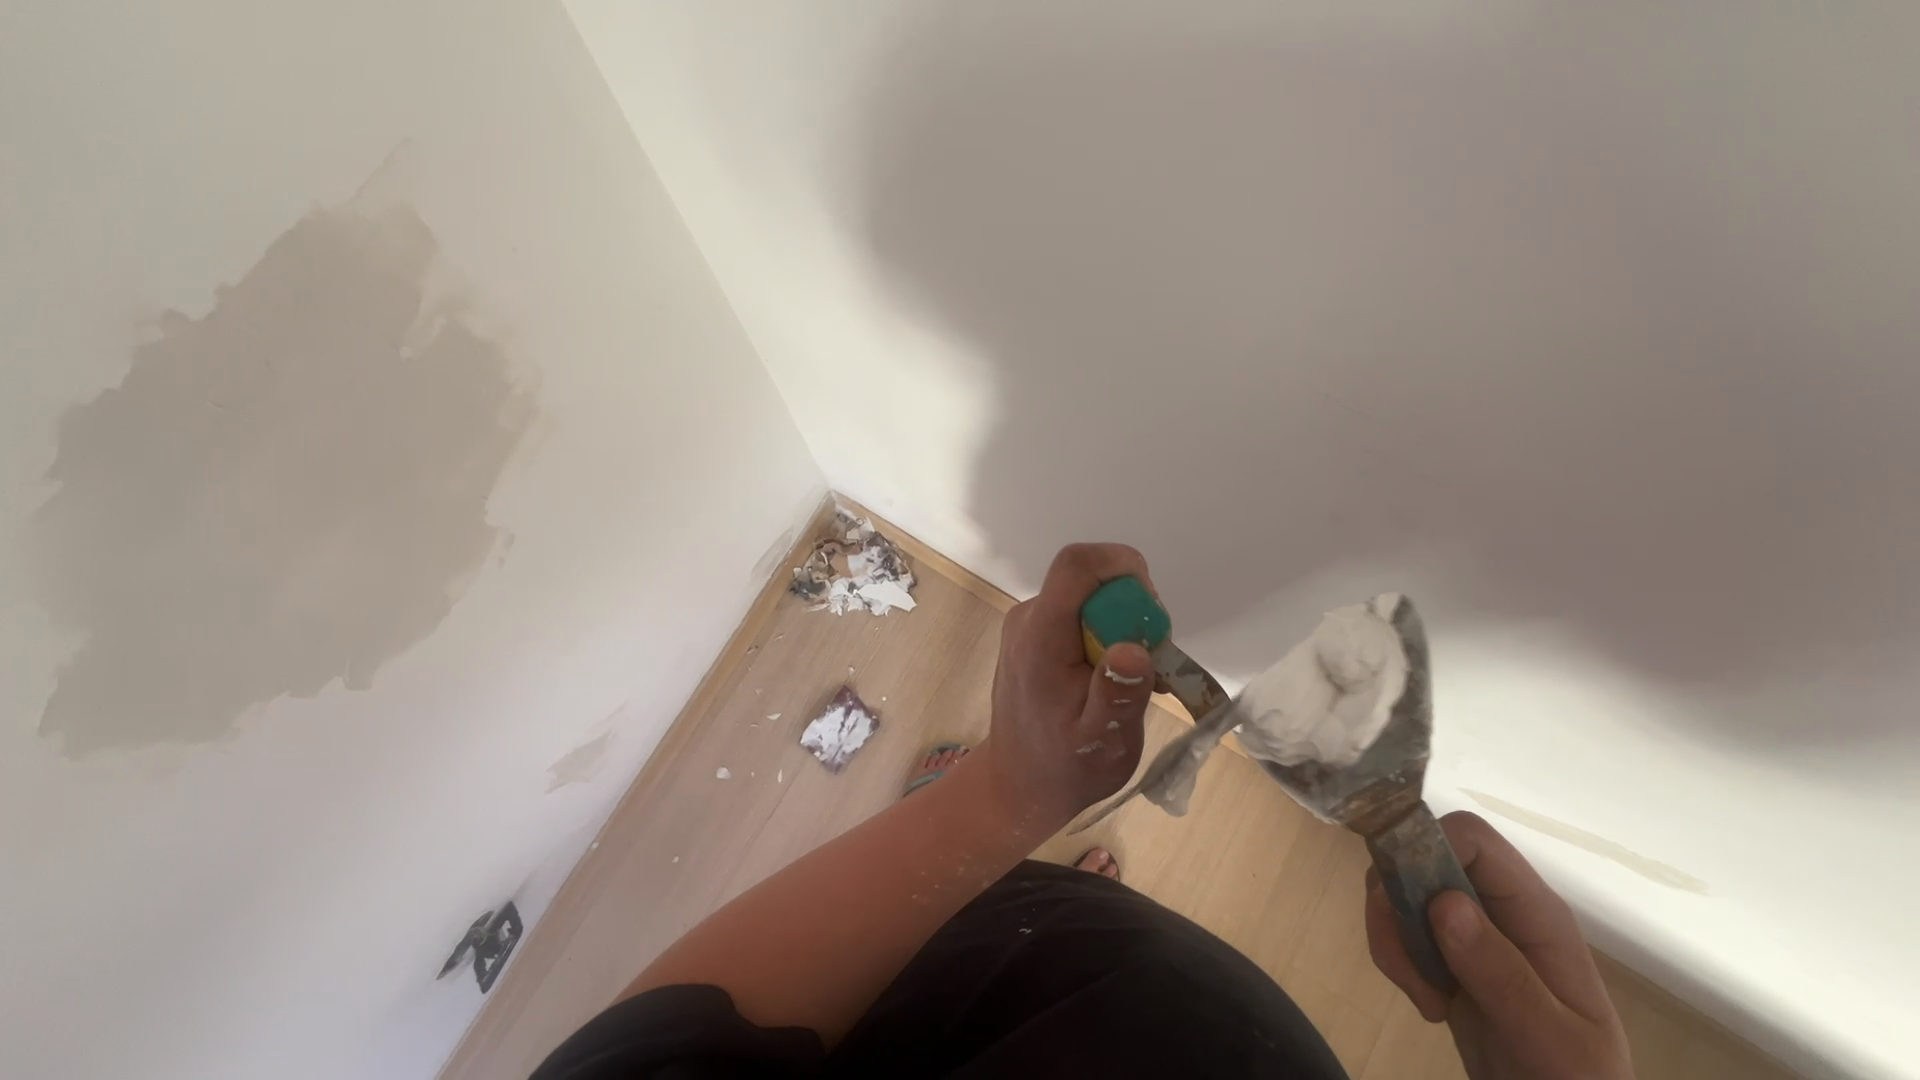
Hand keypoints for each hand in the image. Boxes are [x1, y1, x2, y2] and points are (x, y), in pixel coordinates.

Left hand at [978, 543, 1157, 832]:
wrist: (1019, 782)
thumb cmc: (1062, 766)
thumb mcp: (1101, 741)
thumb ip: (1117, 695)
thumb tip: (1133, 650)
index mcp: (1041, 635)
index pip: (1077, 565)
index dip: (1122, 568)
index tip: (1153, 614)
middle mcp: (1031, 617)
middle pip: (1092, 580)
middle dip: (1134, 610)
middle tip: (1153, 660)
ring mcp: (1032, 623)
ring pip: (1092, 597)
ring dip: (1125, 628)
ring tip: (1135, 681)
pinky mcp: (1039, 634)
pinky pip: (1084, 614)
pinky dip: (1110, 637)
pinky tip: (1116, 681)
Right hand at [1366, 811, 1634, 1079]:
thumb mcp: (1550, 1040)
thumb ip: (1502, 974)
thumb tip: (1443, 901)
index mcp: (1535, 910)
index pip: (1472, 838)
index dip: (1427, 846)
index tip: (1402, 899)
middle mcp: (1498, 905)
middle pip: (1420, 856)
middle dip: (1395, 903)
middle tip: (1406, 965)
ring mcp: (1470, 926)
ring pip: (1399, 889)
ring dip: (1391, 937)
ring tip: (1423, 997)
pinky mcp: (1445, 950)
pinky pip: (1397, 925)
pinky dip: (1394, 956)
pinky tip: (1427, 1002)